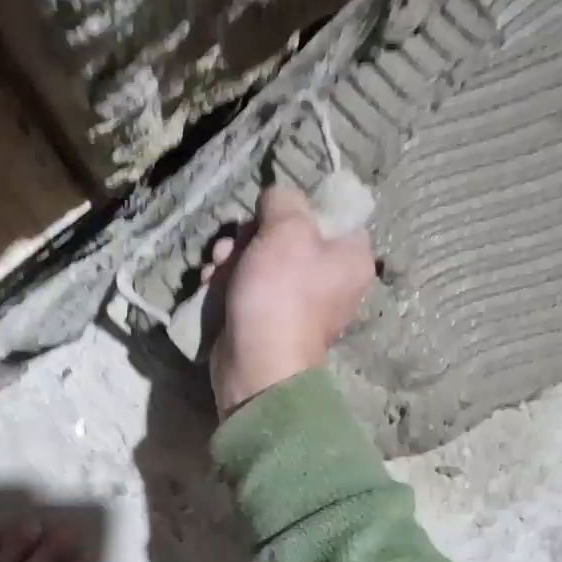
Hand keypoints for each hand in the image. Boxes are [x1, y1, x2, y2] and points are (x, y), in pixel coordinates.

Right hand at [203, 185, 374, 416]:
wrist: (256, 365)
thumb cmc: (281, 294)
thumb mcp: (286, 228)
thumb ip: (284, 199)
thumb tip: (276, 197)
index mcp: (351, 256)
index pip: (331, 212)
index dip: (297, 206)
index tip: (271, 211)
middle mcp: (330, 279)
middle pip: (289, 236)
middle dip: (252, 235)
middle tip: (235, 243)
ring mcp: (298, 302)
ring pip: (262, 261)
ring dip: (233, 257)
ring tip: (217, 266)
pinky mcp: (268, 320)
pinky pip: (249, 288)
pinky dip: (228, 283)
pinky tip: (210, 284)